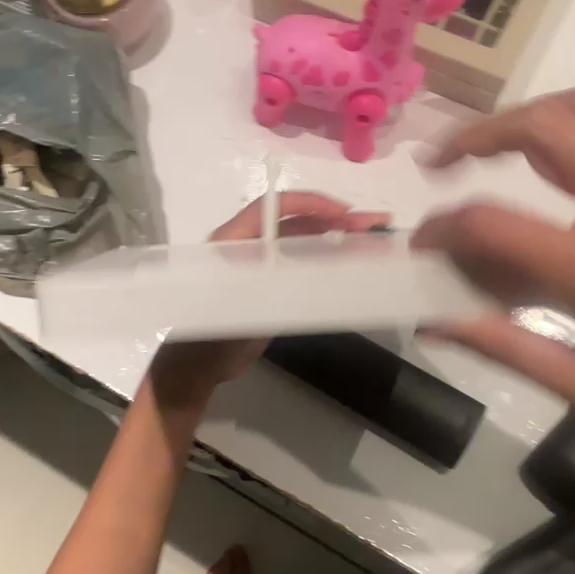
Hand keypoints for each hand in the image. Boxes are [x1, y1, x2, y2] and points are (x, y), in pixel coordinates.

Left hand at [147, 191, 391, 404]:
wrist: (198, 369)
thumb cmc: (212, 334)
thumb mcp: (242, 303)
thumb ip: (272, 280)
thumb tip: (311, 259)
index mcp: (233, 241)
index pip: (273, 208)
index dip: (309, 204)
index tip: (344, 212)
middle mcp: (249, 246)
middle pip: (296, 224)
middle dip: (336, 221)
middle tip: (376, 223)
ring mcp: (262, 266)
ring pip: (305, 243)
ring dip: (338, 240)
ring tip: (375, 239)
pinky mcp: (273, 285)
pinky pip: (304, 265)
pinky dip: (330, 262)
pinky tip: (357, 262)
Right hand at [413, 84, 574, 468]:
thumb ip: (512, 352)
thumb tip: (438, 324)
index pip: (493, 223)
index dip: (441, 227)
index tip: (422, 242)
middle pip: (539, 127)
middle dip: (473, 135)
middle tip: (442, 162)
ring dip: (528, 114)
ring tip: (496, 144)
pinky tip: (569, 150)